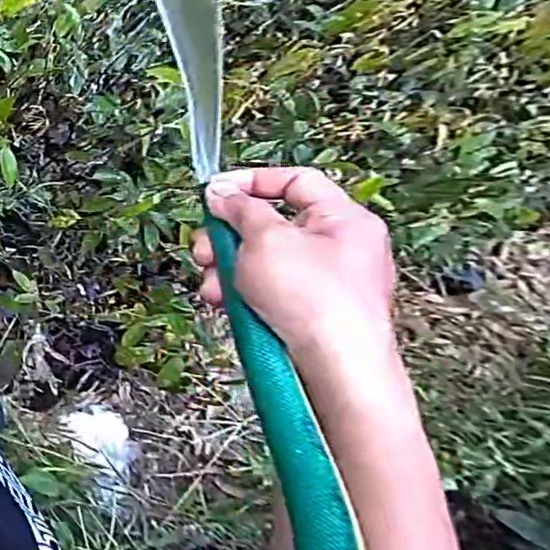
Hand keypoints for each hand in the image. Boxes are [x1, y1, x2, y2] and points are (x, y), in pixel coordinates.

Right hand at [190, 167, 397, 371]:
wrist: (336, 369)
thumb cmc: (314, 301)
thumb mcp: (266, 238)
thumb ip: (240, 208)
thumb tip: (221, 193)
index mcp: (343, 220)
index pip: (294, 181)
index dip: (250, 181)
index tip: (214, 191)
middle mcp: (337, 246)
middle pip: (267, 222)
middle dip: (227, 235)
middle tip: (206, 247)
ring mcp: (322, 280)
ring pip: (257, 257)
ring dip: (225, 268)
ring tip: (213, 284)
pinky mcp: (305, 308)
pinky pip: (262, 287)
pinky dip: (237, 291)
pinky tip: (223, 301)